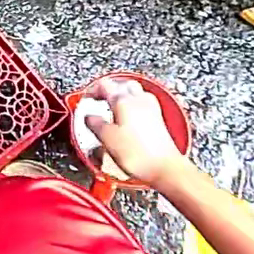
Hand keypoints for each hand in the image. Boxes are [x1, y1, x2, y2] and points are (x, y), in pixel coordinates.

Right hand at [81, 78, 209, 198]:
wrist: (166, 169)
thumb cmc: (139, 154)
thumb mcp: (107, 138)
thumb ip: (95, 124)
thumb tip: (89, 118)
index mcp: (124, 101)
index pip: (105, 85)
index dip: (92, 89)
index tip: (87, 98)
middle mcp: (139, 100)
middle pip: (123, 84)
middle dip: (109, 88)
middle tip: (99, 98)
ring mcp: (152, 109)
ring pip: (135, 92)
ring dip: (122, 95)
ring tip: (112, 106)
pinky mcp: (158, 120)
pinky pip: (143, 104)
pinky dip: (132, 105)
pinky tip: (128, 117)